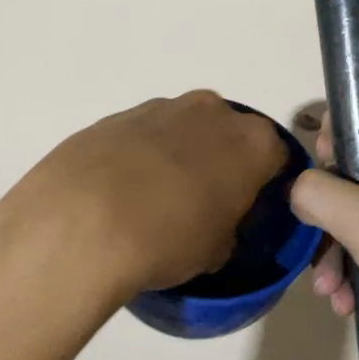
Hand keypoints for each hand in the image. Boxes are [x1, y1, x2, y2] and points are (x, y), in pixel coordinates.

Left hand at [0, 90, 285, 297]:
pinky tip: (120, 193)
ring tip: (155, 200)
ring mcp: (159, 108)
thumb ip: (227, 227)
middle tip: (204, 201)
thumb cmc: (168, 239)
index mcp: (251, 142)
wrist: (82, 223)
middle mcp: (210, 112)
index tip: (248, 208)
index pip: (276, 157)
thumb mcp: (215, 251)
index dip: (264, 184)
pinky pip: (141, 137)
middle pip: (228, 134)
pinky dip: (138, 157)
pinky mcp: (114, 117)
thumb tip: (215, 223)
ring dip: (177, 155)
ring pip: (182, 130)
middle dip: (221, 160)